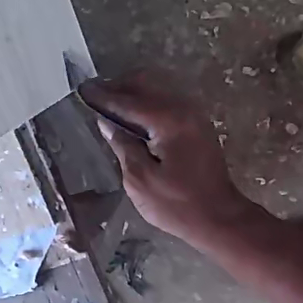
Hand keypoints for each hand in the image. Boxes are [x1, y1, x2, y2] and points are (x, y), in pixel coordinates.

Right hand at [79, 70, 257, 242]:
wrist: (221, 219)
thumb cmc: (177, 205)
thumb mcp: (140, 180)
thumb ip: (122, 145)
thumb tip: (106, 122)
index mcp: (169, 121)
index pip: (127, 101)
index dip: (102, 96)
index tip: (81, 90)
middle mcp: (183, 109)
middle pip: (145, 83)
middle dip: (116, 86)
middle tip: (91, 96)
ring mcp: (193, 115)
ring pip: (155, 89)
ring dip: (130, 92)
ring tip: (106, 105)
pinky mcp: (195, 124)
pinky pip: (164, 101)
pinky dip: (143, 102)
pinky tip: (129, 117)